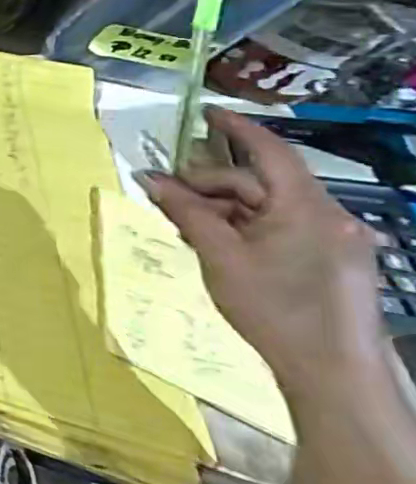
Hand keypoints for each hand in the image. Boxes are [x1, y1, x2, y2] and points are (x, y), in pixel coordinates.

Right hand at [135, 107, 385, 396]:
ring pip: (266, 206)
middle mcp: (331, 218)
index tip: (208, 112)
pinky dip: (243, 225)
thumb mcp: (218, 254)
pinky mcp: (333, 259)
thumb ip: (186, 210)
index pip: (272, 154)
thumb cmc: (273, 307)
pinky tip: (215, 241)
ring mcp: (335, 240)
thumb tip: (148, 177)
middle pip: (259, 183)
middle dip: (210, 185)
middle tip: (165, 199)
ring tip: (186, 226)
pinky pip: (280, 226)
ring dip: (223, 208)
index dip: (238, 129)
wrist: (334, 370)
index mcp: (309, 211)